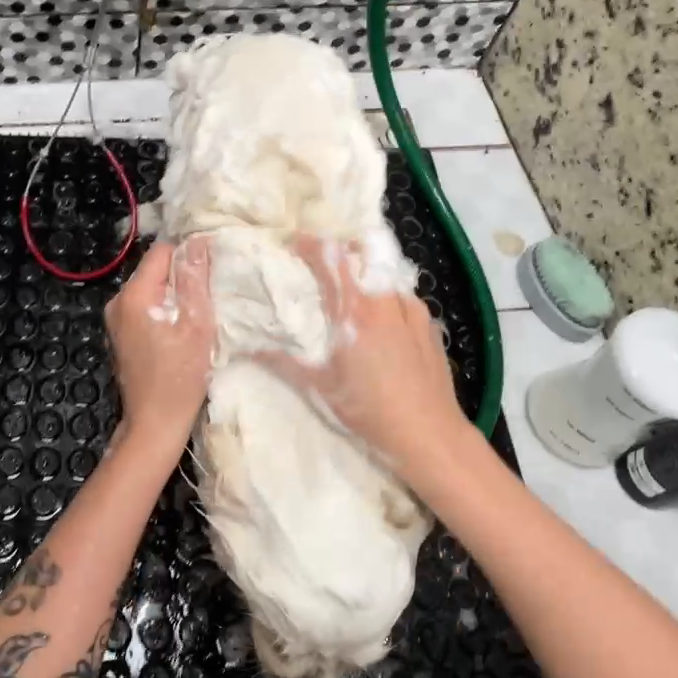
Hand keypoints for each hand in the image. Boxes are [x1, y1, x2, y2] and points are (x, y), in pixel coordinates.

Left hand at [104, 238, 215, 448]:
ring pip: (151, 290)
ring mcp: (116, 320)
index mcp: (133, 295)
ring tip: (195, 319)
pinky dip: (163, 313)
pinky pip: (145, 309)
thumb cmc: (179, 378)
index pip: (161, 252)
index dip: (188, 258)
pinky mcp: (121, 336)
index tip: (210, 276)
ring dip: (174, 298)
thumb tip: (198, 242)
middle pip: (155, 271)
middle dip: (181, 280)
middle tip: (207, 300)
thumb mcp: (196, 326)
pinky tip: (179, 334)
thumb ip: (195, 281)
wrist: (154, 425)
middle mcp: (118, 302)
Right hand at [256, 236, 475, 473]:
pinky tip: (385, 315)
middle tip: (323, 261)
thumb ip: (283, 362)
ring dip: (367, 271)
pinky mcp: (430, 326)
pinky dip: (390, 294)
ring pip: (387, 274)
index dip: (310, 244)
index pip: (331, 259)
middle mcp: (384, 301)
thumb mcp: (321, 387)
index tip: (293, 244)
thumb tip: (247, 347)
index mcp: (354, 310)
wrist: (430, 434)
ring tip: (353, 286)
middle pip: (363, 255)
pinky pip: (406, 296)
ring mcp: (412, 311)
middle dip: (341, 250)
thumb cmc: (369, 410)